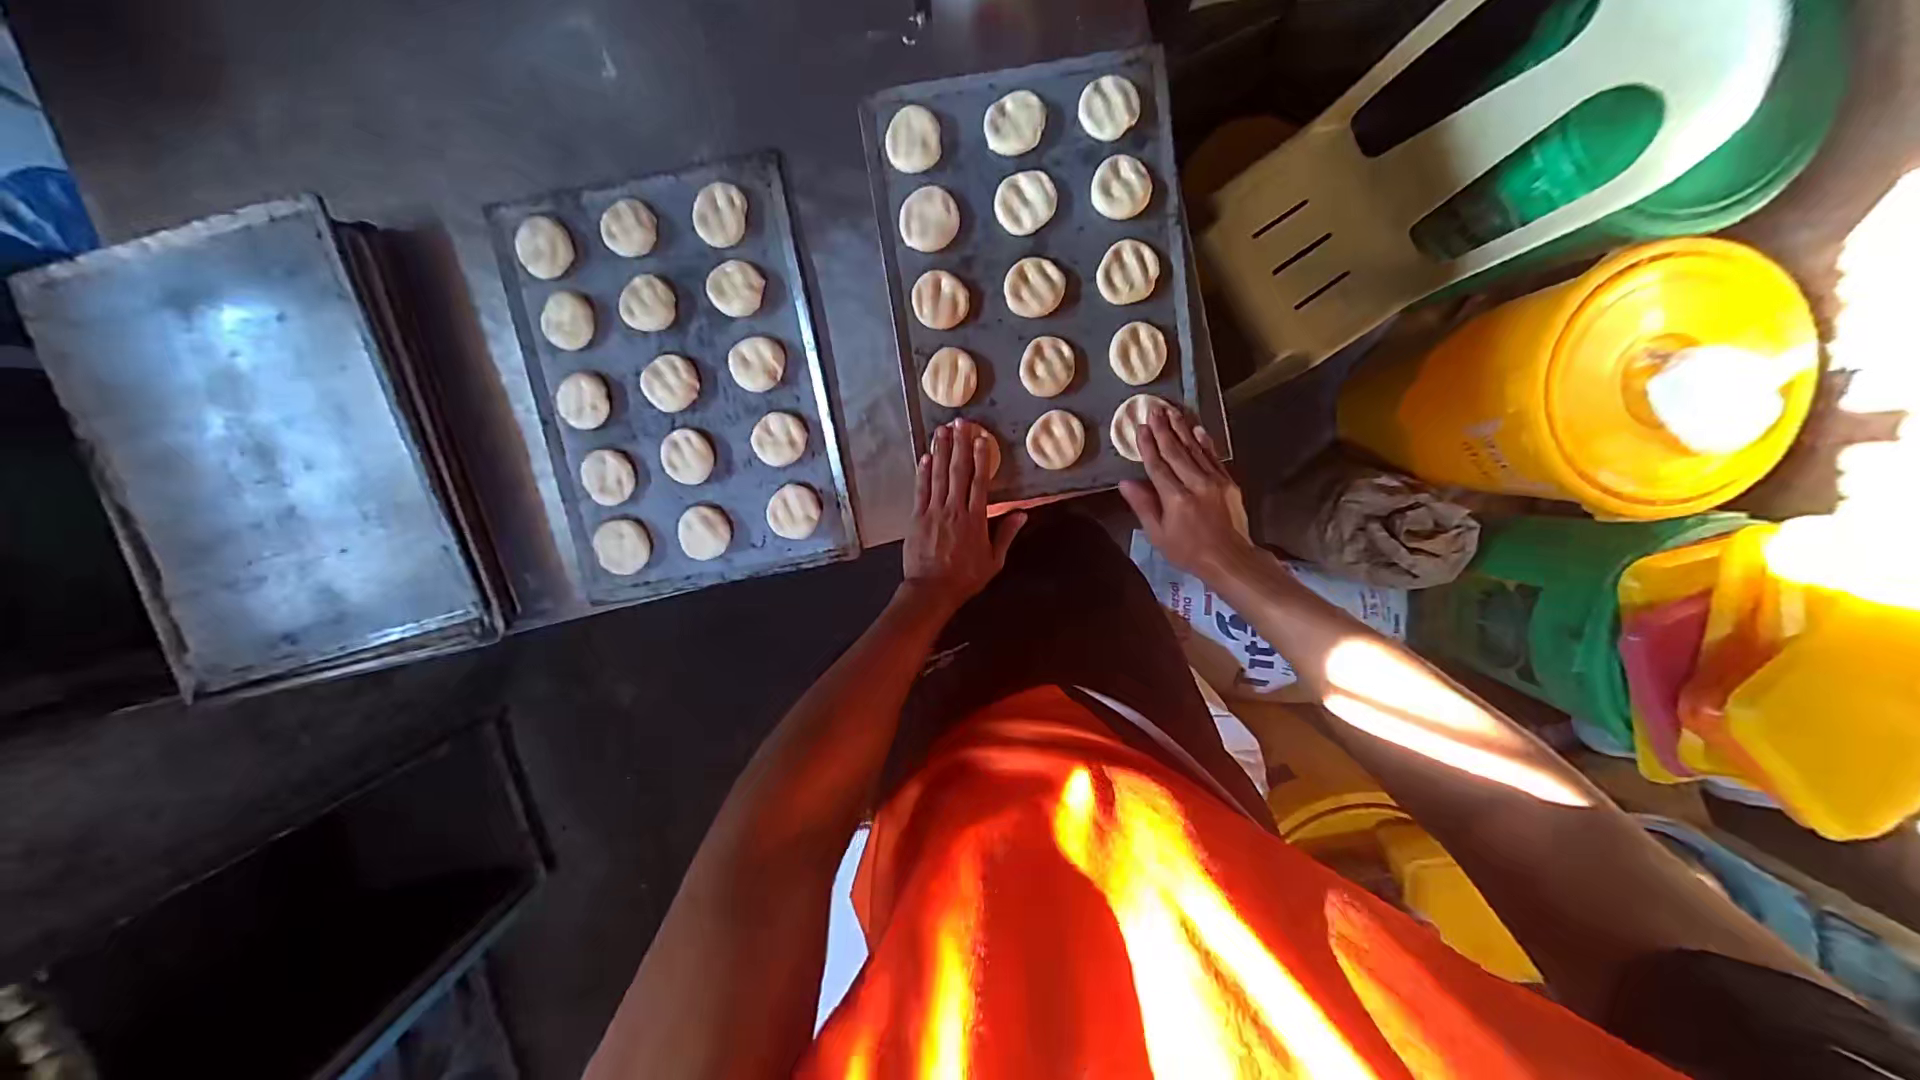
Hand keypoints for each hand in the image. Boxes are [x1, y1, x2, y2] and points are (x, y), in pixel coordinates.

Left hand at [901, 419, 1025, 614]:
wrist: (931, 590)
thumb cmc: (965, 577)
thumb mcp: (994, 560)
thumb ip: (1007, 533)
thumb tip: (1023, 513)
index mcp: (975, 519)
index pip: (980, 481)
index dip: (981, 457)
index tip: (982, 438)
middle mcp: (954, 509)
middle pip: (958, 471)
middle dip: (960, 445)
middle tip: (961, 423)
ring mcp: (934, 511)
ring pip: (938, 475)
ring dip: (941, 451)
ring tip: (942, 430)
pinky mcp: (917, 517)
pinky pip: (921, 490)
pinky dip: (923, 472)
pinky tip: (926, 455)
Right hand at [1119, 408, 1254, 576]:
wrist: (1231, 559)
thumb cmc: (1189, 552)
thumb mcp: (1158, 535)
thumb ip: (1144, 505)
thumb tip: (1126, 482)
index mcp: (1175, 498)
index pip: (1157, 465)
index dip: (1147, 445)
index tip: (1140, 427)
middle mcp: (1196, 484)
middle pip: (1176, 451)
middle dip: (1163, 429)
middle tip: (1154, 409)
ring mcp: (1215, 481)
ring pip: (1195, 450)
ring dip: (1182, 429)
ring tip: (1171, 412)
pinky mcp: (1228, 482)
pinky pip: (1213, 457)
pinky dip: (1204, 442)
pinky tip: (1197, 429)